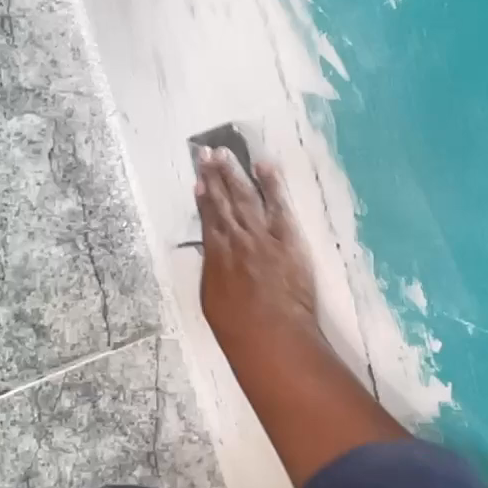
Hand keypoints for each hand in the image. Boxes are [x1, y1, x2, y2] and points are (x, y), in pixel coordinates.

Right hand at [194, 147, 318, 356]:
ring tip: (226, 154)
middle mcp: (237, 238)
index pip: (208, 218)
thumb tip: (213, 254)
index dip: (203, 197)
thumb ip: (213, 270)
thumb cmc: (237, 327)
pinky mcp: (288, 238)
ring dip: (236, 174)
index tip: (199, 179)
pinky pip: (278, 205)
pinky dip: (271, 184)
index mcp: (216, 254)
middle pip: (224, 201)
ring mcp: (264, 235)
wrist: (273, 334)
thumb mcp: (211, 298)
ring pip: (247, 197)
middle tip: (207, 153)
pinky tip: (264, 166)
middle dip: (215, 176)